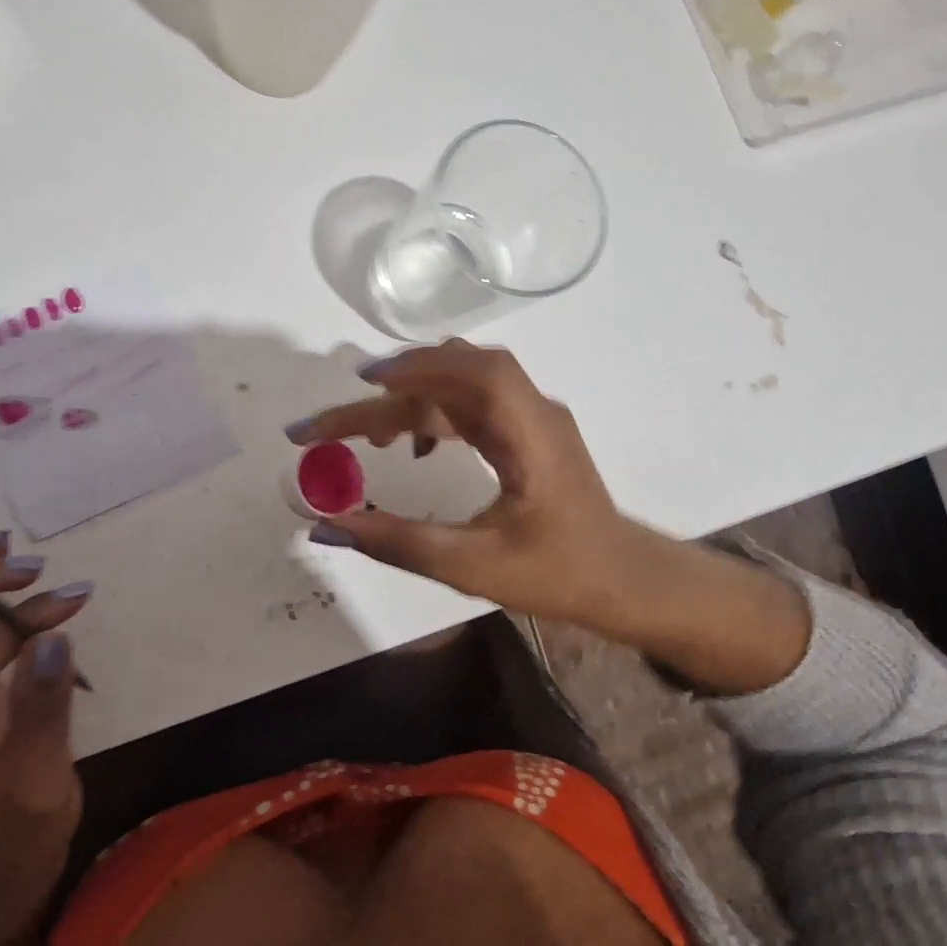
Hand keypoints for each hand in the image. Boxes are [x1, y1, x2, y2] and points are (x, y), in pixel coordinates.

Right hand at [287, 340, 658, 627]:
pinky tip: (409, 448)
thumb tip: (325, 526)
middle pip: (454, 378)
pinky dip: (428, 416)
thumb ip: (397, 543)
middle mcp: (533, 413)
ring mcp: (530, 419)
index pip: (480, 374)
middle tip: (328, 429)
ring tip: (360, 438)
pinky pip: (467, 406)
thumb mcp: (471, 566)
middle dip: (387, 395)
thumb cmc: (556, 574)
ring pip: (456, 389)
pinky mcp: (523, 432)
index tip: (364, 379)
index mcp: (532, 436)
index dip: (421, 365)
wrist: (621, 580)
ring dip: (404, 403)